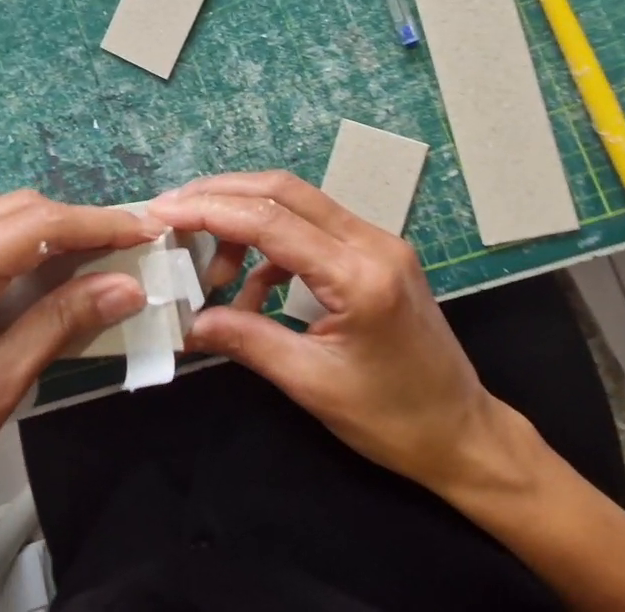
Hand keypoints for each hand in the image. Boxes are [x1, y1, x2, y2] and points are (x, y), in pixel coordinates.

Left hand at [0, 191, 162, 610]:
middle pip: (11, 208)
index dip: (98, 224)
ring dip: (31, 228)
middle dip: (71, 224)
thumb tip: (123, 287)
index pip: (37, 226)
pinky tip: (10, 269)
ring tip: (75, 261)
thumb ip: (61, 324)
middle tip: (119, 250)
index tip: (142, 231)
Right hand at [147, 172, 504, 497]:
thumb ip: (246, 341)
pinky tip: (251, 288)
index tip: (162, 212)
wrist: (461, 433)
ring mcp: (378, 243)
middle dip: (221, 195)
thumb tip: (188, 322)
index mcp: (359, 275)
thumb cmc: (391, 418)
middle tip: (173, 212)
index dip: (210, 211)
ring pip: (298, 204)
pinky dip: (272, 248)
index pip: (271, 221)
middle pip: (284, 191)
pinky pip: (313, 231)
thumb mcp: (311, 383)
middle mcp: (372, 242)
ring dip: (245, 221)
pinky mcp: (376, 254)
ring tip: (209, 265)